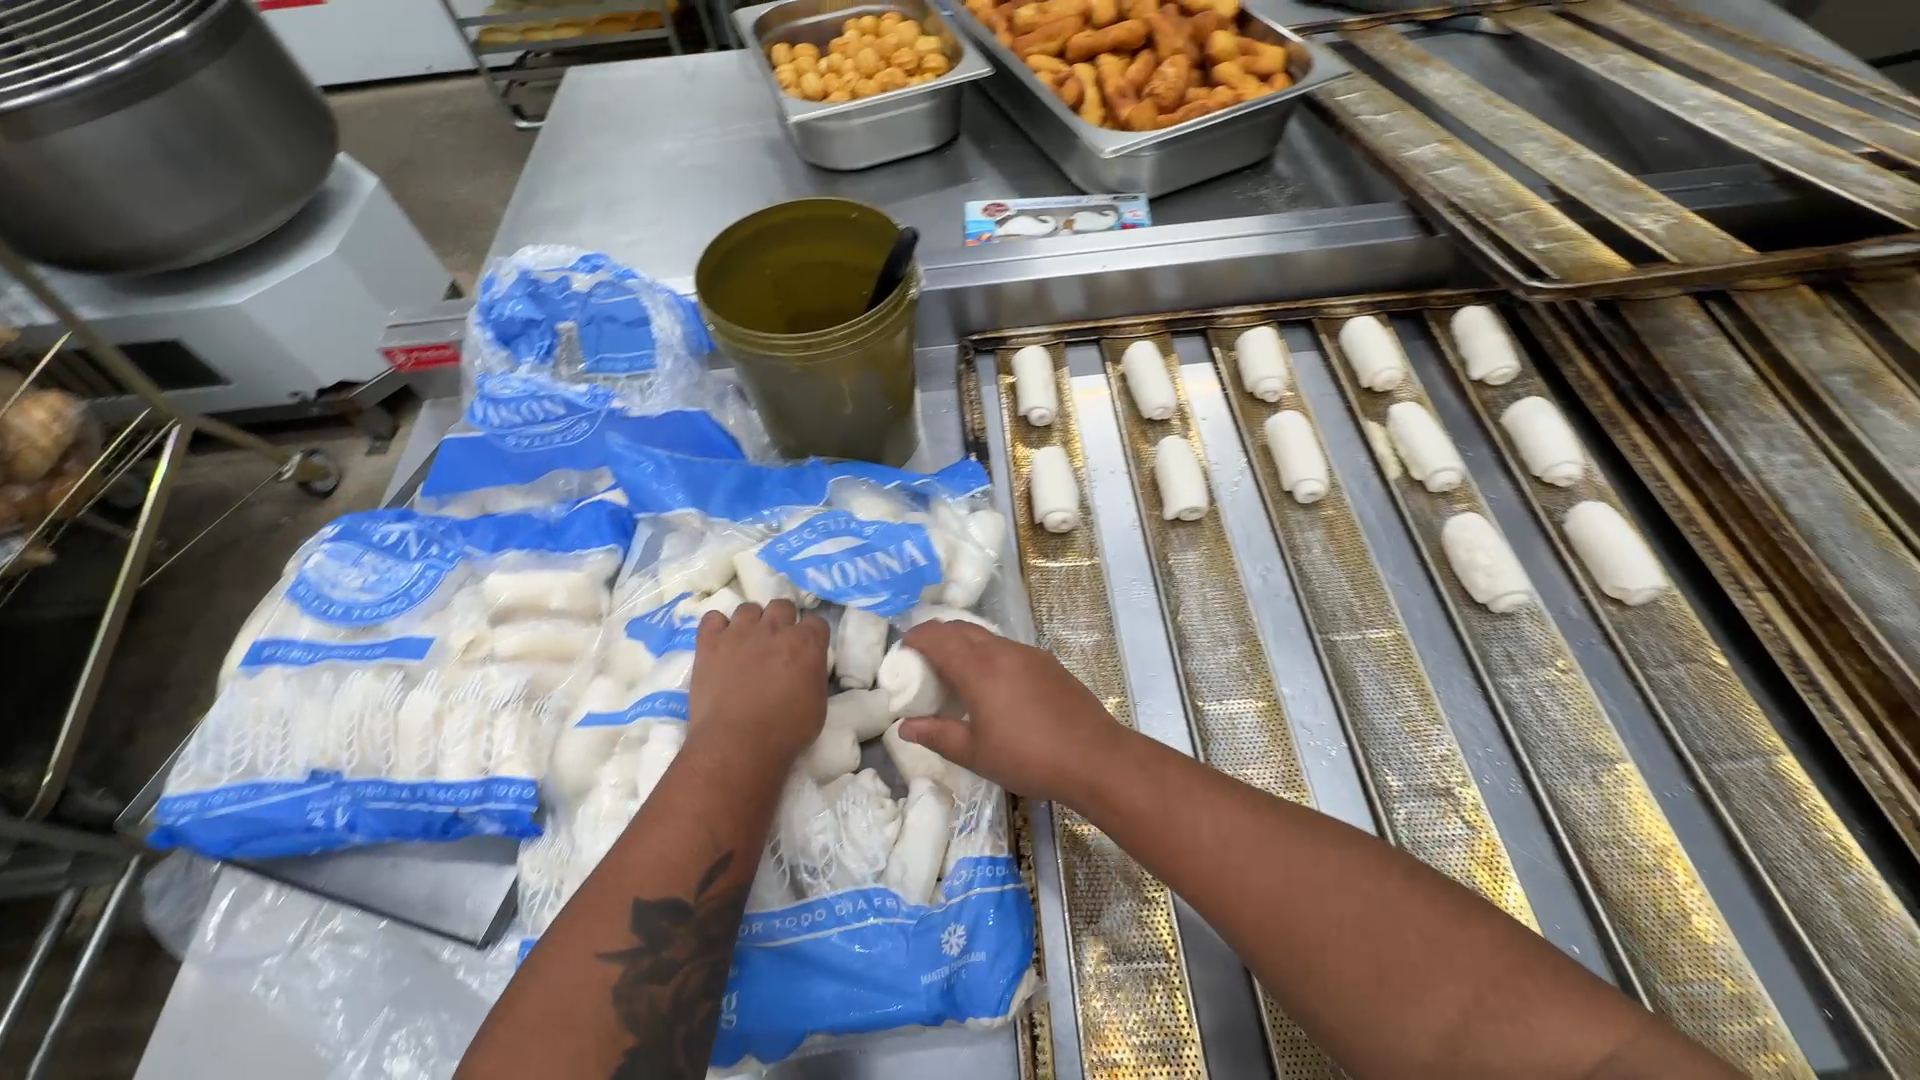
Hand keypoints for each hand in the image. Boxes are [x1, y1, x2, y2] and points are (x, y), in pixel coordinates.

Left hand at [686, 600, 828, 777]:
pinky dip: (717, 627)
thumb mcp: (818, 705)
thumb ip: (814, 675)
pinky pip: (713, 618)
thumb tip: (806, 667)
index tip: (806, 650)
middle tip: (776, 645)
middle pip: (782, 605)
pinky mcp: (709, 642)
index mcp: (806, 643)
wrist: (737, 744)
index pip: (816, 622)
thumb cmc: (785, 732)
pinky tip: (719, 643)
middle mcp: (774, 629)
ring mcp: (739, 632)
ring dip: (751, 623)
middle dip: (782, 621)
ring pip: (748, 608)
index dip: (811, 635)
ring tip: (746, 644)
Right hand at [895, 620, 1127, 802]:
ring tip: (955, 673)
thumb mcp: (975, 754)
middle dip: (938, 636)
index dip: (916, 637)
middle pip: (962, 628)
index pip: (938, 638)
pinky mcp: (1049, 664)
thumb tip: (904, 727)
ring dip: (965, 644)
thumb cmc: (1029, 758)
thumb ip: (937, 735)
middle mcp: (1004, 651)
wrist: (1096, 758)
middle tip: (923, 659)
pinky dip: (989, 654)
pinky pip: (1009, 649)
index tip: (902, 649)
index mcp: (979, 669)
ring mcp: (1030, 655)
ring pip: (988, 637)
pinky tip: (993, 684)